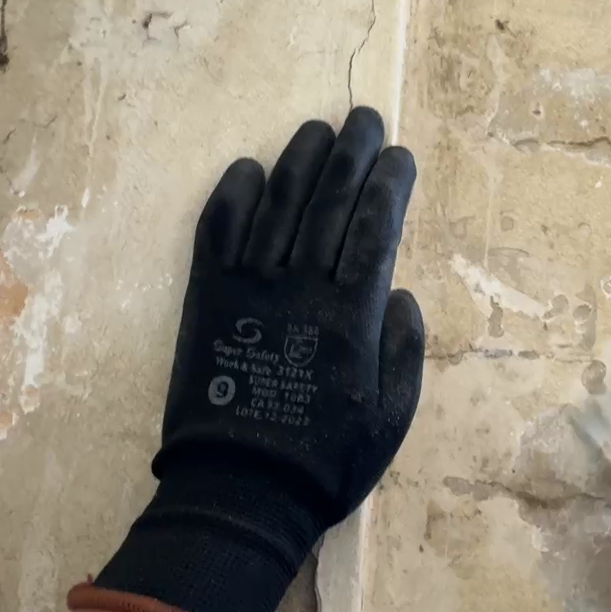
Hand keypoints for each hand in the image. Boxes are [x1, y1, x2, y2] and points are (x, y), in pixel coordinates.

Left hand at [70, 108, 424, 611]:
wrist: (238, 493)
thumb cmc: (325, 461)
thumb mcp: (394, 418)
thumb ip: (404, 349)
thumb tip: (397, 290)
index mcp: (350, 318)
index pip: (373, 231)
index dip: (387, 187)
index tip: (398, 156)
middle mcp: (299, 290)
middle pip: (327, 206)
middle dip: (349, 156)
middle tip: (363, 118)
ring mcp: (248, 291)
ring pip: (276, 210)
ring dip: (297, 163)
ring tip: (316, 128)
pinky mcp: (206, 301)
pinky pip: (216, 238)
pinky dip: (230, 199)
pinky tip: (247, 168)